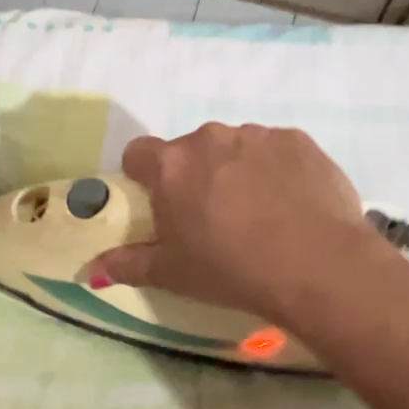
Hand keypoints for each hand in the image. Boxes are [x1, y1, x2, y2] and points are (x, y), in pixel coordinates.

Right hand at [92, 124, 384, 322]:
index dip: (145, 177)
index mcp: (171, 165)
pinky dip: (278, 170)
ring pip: (236, 147)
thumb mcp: (173, 274)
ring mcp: (258, 134)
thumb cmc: (232, 271)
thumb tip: (90, 269)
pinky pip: (277, 150)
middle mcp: (210, 138)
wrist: (318, 264)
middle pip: (191, 150)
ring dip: (238, 170)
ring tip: (261, 214)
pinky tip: (293, 205)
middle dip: (196, 175)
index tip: (161, 204)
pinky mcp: (298, 140)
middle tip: (215, 218)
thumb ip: (128, 263)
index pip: (138, 153)